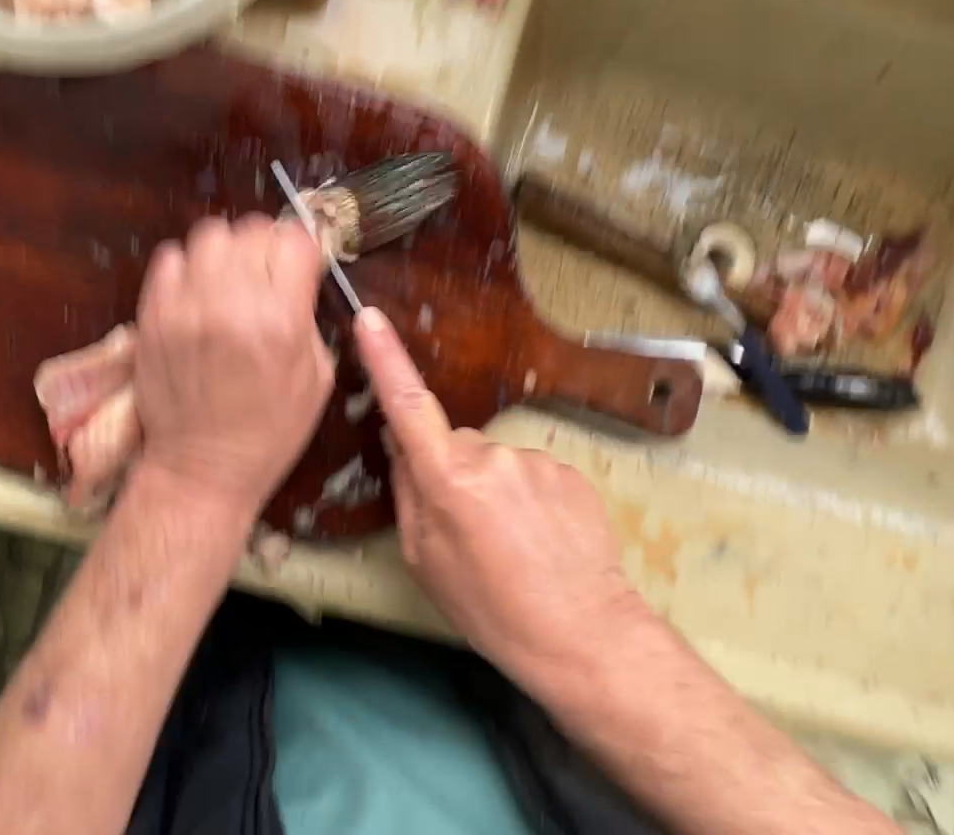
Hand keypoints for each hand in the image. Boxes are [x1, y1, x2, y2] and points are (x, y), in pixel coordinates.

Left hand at [131, 216, 333, 521]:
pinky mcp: (153, 314)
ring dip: (226, 250)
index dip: (302, 248)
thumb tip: (298, 276)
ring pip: (210, 235)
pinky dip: (188, 267)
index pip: (293, 240)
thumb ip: (307, 317)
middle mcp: (232, 304)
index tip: (301, 262)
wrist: (201, 467)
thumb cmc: (269, 431)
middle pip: (252, 230)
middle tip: (266, 272)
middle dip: (266, 246)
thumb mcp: (318, 378)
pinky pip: (170, 257)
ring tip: (230, 278)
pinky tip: (197, 292)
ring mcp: (186, 306)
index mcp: (281, 321)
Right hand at [353, 307, 641, 685]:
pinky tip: (540, 537)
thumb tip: (399, 445)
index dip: (384, 358)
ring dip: (493, 488)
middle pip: (454, 444)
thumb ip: (408, 493)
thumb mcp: (424, 560)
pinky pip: (531, 472)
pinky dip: (527, 496)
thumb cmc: (490, 608)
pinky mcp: (570, 471)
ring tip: (510, 541)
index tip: (369, 318)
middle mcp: (491, 457)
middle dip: (451, 471)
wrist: (584, 635)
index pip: (407, 405)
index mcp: (447, 480)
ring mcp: (536, 460)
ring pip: (494, 461)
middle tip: (467, 527)